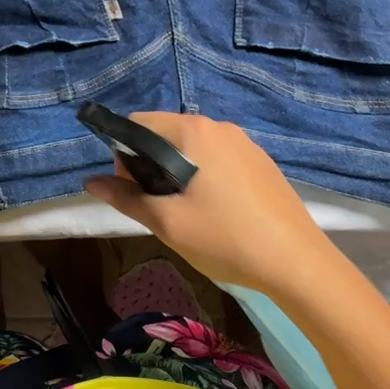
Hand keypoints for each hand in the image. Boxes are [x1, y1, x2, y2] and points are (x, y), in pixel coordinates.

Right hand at [84, 112, 336, 297]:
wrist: (299, 264)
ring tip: (190, 212)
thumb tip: (90, 182)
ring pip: (193, 147)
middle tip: (161, 206)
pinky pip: (219, 157)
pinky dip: (207, 176)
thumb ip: (126, 198)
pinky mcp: (262, 161)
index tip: (134, 189)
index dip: (125, 154)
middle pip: (166, 133)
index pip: (139, 123)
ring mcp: (244, 142)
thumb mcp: (168, 223)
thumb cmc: (226, 239)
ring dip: (180, 171)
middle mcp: (217, 126)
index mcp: (192, 131)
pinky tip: (219, 212)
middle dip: (152, 164)